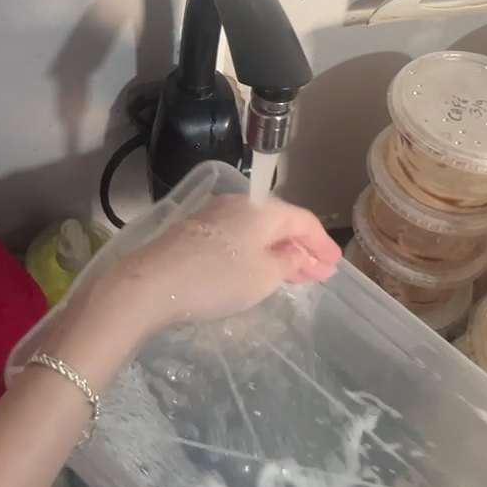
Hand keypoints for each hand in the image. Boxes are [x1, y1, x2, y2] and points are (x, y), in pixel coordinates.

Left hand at [101, 192, 339, 333]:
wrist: (152, 282)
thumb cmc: (216, 278)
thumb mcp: (264, 276)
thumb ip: (287, 262)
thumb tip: (297, 253)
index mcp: (262, 209)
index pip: (303, 219)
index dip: (322, 243)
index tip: (335, 265)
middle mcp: (238, 204)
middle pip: (279, 222)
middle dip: (302, 248)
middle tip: (320, 272)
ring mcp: (214, 216)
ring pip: (257, 231)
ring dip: (279, 251)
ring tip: (296, 274)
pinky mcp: (195, 232)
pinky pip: (238, 238)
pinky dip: (256, 253)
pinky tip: (260, 270)